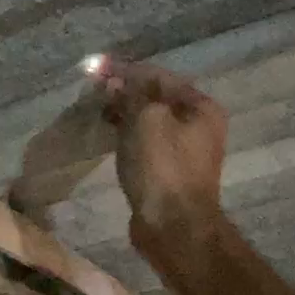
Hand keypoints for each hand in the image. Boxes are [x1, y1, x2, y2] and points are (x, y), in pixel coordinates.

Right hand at [98, 59, 229, 257]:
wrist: (174, 226)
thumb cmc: (162, 167)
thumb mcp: (145, 119)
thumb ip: (131, 94)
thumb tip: (115, 82)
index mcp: (201, 107)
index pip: (159, 76)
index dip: (126, 70)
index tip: (95, 69)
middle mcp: (199, 125)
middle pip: (156, 98)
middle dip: (125, 92)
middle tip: (93, 93)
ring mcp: (185, 150)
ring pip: (149, 121)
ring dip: (124, 114)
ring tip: (97, 112)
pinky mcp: (169, 171)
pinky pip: (146, 143)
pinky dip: (128, 136)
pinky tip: (110, 137)